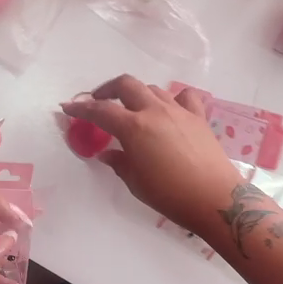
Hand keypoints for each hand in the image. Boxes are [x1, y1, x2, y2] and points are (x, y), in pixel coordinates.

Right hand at [62, 75, 242, 238]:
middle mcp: (155, 111)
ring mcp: (179, 111)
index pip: (100, 111)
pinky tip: (169, 109)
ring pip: (152, 88)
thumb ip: (120, 163)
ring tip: (130, 108)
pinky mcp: (198, 117)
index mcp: (134, 127)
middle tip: (98, 101)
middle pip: (126, 85)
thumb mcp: (136, 182)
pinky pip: (184, 96)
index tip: (68, 107)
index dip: (81, 108)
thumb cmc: (170, 195)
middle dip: (107, 89)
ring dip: (136, 93)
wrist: (214, 197)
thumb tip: (109, 153)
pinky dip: (172, 98)